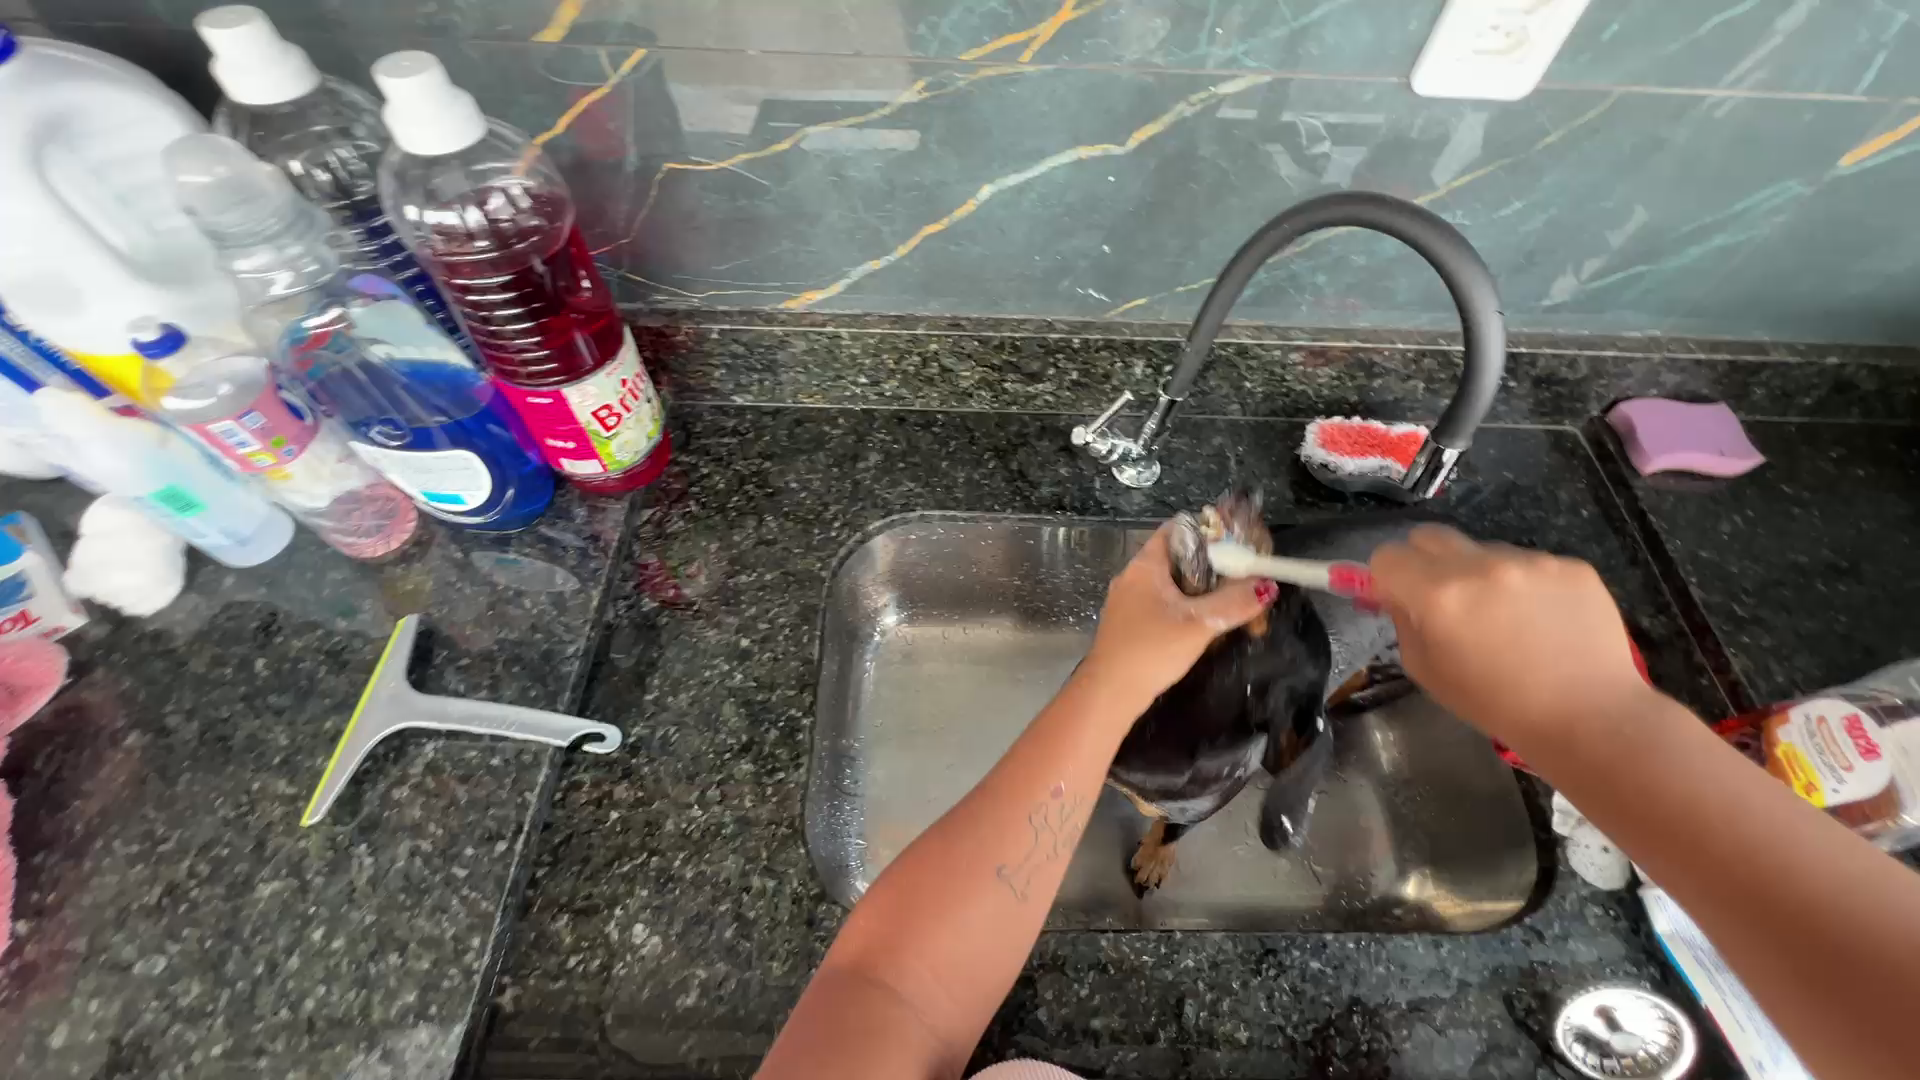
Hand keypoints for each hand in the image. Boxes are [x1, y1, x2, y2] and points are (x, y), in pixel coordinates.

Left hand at [1080, 521, 1274, 703]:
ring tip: (1233, 604)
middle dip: (1213, 567)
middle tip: (1244, 578)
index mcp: (1144, 565)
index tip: (1239, 543)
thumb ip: (1234, 602)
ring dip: (1202, 592)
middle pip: (1179, 558)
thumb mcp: (1199, 625)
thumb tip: (1267, 585)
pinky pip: (1164, 604)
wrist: (1110, 692)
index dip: (1208, 531)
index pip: (1176, 529)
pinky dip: (1187, 609)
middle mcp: (1133, 576)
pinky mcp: (1131, 623)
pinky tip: (1207, 625)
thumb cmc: (1151, 650)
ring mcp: (1129, 601)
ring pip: (1173, 585)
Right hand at [1368, 525, 1651, 749]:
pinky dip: (1523, 584)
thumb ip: (1405, 622)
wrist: (1589, 716)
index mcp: (1438, 594)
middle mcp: (1481, 566)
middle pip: (1429, 536)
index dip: (1386, 577)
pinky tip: (1541, 620)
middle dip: (1424, 562)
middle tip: (1442, 597)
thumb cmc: (1495, 703)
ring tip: (1504, 616)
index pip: (1387, 556)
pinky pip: (1528, 563)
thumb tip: (1401, 596)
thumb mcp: (1425, 669)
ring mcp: (1531, 562)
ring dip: (1479, 574)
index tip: (1399, 599)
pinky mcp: (1571, 566)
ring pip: (1482, 550)